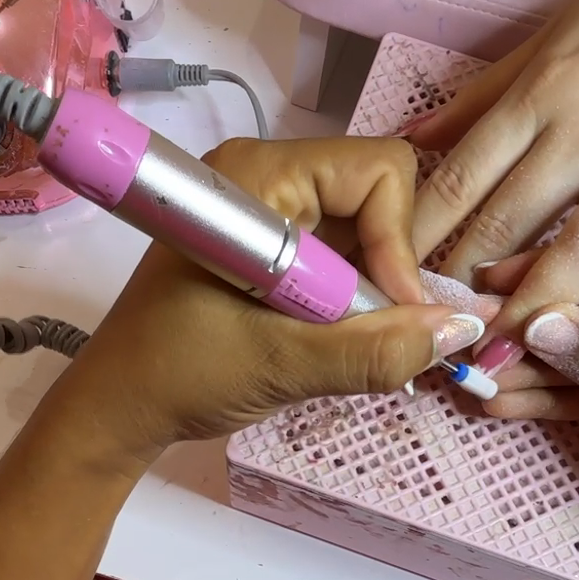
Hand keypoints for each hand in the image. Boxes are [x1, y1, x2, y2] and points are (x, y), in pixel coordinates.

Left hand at [54, 137, 487, 460]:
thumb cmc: (179, 376)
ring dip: (367, 295)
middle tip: (372, 336)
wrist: (120, 407)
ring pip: (361, 236)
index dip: (400, 244)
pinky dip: (347, 304)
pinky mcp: (266, 250)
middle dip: (387, 272)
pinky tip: (326, 340)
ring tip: (341, 345)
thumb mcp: (280, 365)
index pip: (378, 173)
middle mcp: (266, 179)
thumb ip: (372, 351)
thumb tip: (458, 331)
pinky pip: (337, 260)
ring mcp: (265, 215)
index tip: (391, 317)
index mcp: (258, 178)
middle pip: (376, 200)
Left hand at [408, 0, 578, 359]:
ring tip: (509, 352)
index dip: (418, 243)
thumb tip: (409, 144)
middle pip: (510, 219)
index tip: (394, 290)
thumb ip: (475, 103)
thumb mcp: (544, 44)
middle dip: (466, 286)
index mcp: (538, 96)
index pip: (459, 182)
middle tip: (438, 336)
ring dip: (543, 300)